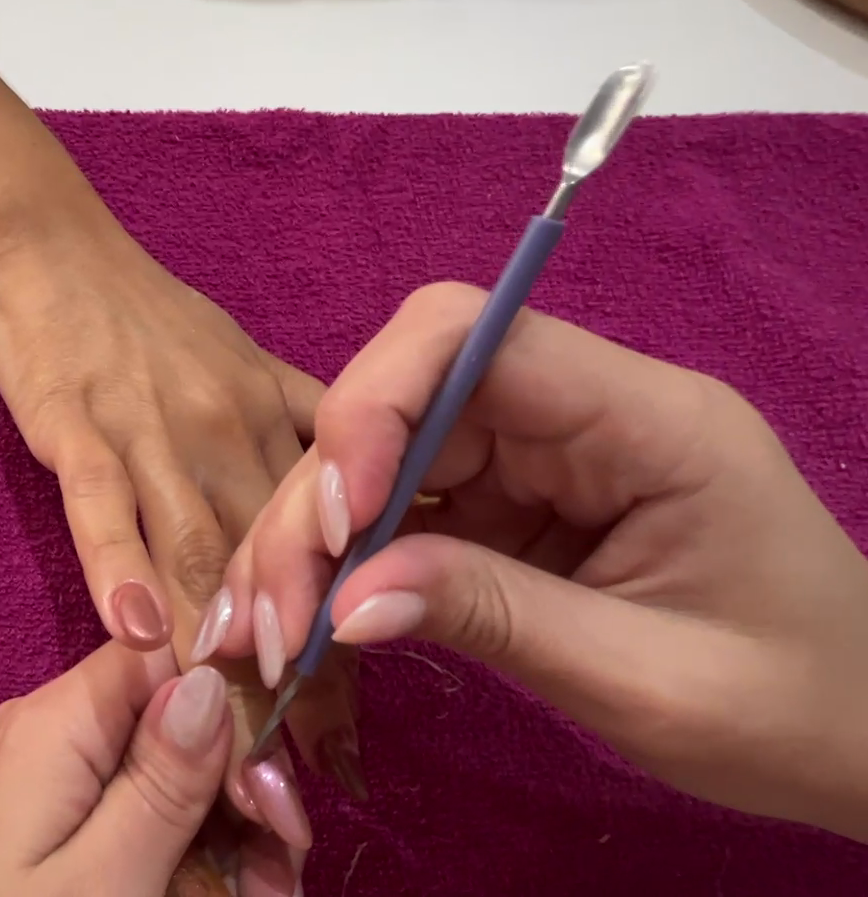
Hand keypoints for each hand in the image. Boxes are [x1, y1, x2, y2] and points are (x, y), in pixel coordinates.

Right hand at [0, 223, 348, 823]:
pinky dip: (118, 565)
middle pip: (273, 555)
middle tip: (307, 779)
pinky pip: (105, 502)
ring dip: (218, 646)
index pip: (338, 526)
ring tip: (234, 749)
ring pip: (197, 545)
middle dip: (295, 669)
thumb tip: (354, 498)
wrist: (55, 256)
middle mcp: (230, 425)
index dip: (352, 620)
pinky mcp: (81, 426)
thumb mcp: (243, 356)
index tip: (360, 716)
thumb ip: (300, 426)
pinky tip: (136, 632)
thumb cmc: (144, 315)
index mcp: (281, 410)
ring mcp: (154, 425)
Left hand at [0, 642, 302, 896]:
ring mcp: (42, 768)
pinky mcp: (43, 810)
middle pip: (164, 720)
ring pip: (154, 769)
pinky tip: (212, 890)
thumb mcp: (103, 881)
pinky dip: (173, 846)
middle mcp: (47, 725)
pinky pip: (122, 804)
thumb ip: (159, 781)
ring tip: (258, 892)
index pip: (157, 660)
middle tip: (277, 877)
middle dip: (229, 790)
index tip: (270, 799)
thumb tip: (206, 675)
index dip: (225, 713)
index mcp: (56, 719)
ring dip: (214, 832)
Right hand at [214, 282, 867, 839]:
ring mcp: (505, 454)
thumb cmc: (806, 712)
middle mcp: (554, 414)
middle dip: (312, 503)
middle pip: (382, 406)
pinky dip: (317, 559)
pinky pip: (366, 507)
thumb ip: (496, 619)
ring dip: (296, 539)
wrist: (867, 742)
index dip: (377, 402)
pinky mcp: (471, 498)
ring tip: (270, 633)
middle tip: (277, 611)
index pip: (467, 336)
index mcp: (638, 416)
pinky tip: (292, 616)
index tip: (339, 517)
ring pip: (354, 459)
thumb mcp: (658, 683)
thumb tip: (342, 601)